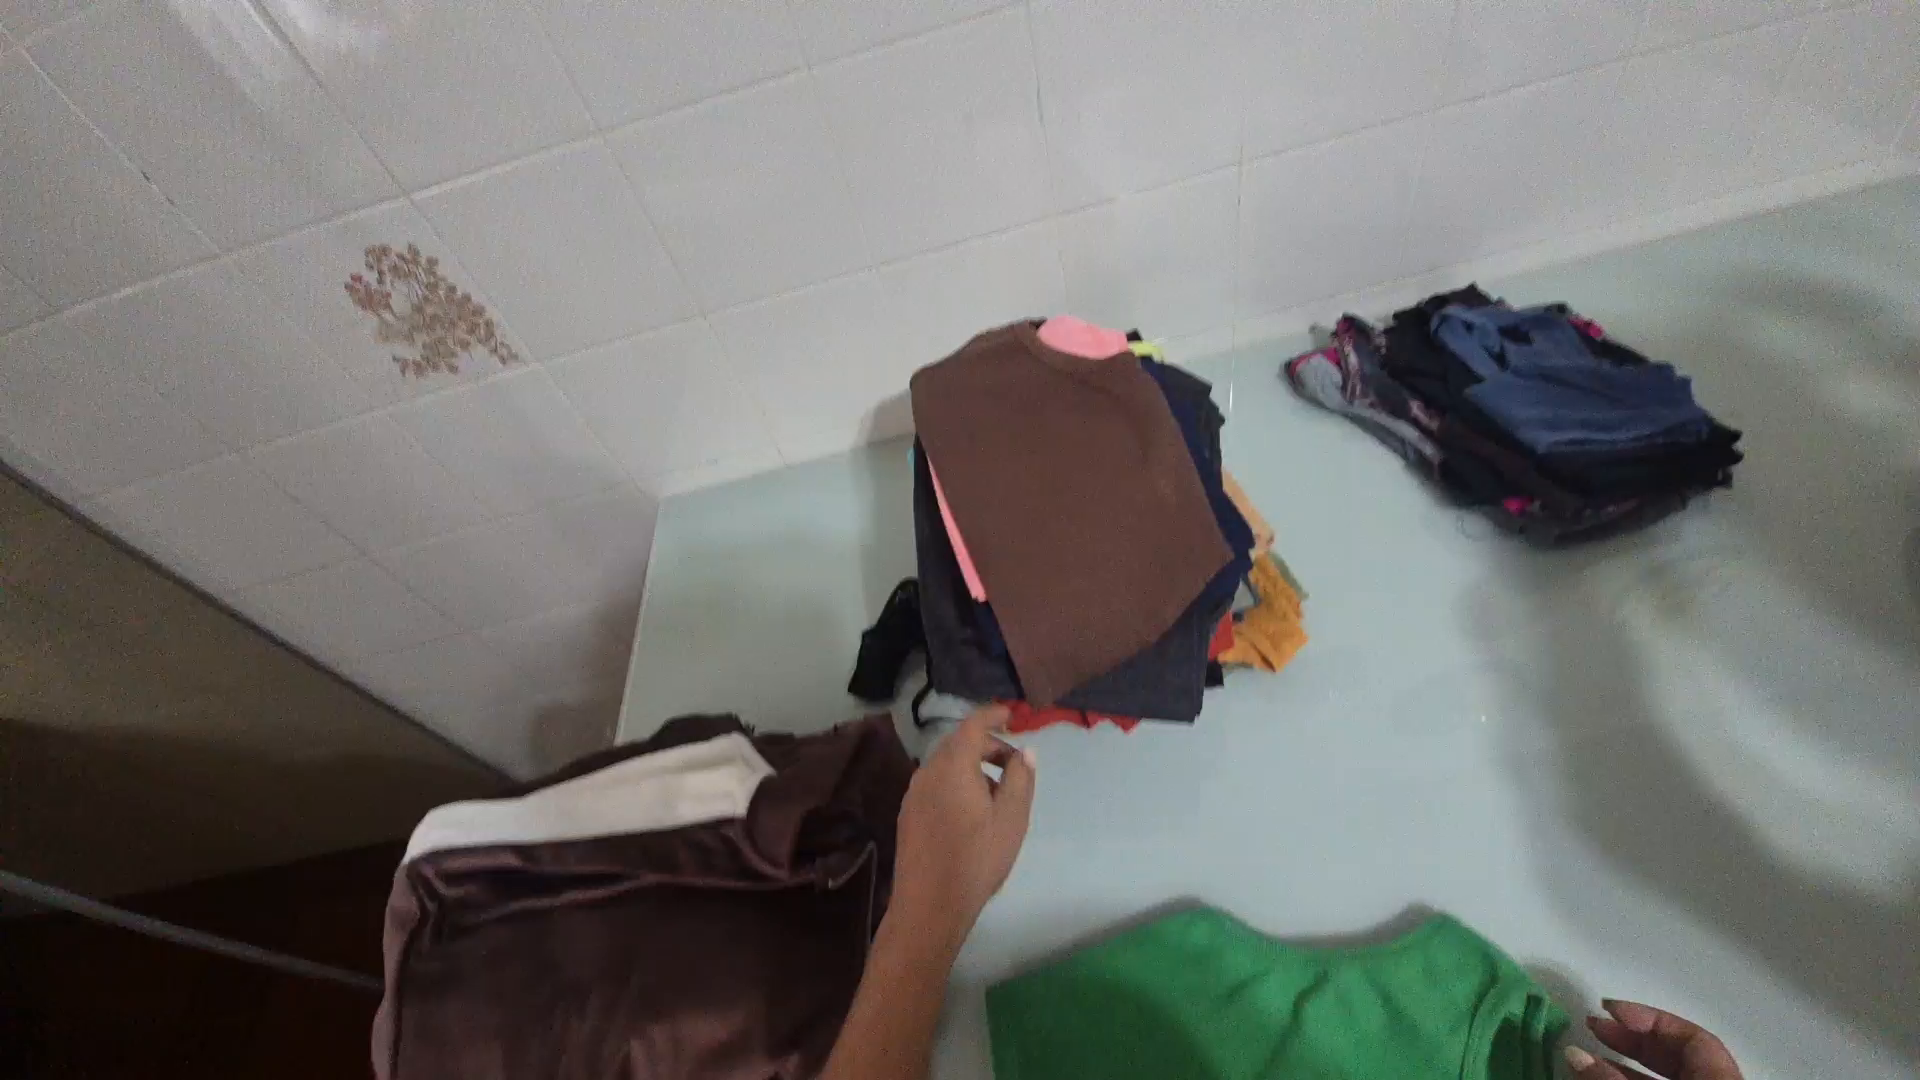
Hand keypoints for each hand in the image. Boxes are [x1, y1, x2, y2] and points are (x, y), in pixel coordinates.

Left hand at [888, 705, 1037, 956]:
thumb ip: (1021, 779)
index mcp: (952, 765)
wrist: (928, 905)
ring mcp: (914, 792)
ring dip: (973, 766)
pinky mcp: (908, 813)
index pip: (972, 724)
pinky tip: (973, 812)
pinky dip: (957, 782)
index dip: (992, 714)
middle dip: (988, 745)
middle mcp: (928, 771)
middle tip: (1014, 763)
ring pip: (946, 765)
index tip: (1012, 714)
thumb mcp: (1011, 819)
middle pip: (959, 743)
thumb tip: (1025, 752)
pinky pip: (936, 783)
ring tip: (998, 792)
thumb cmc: (976, 858)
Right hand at [1565, 1001, 1744, 1079]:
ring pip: (1669, 1074)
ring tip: (1590, 1056)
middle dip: (1632, 1036)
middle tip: (1593, 1026)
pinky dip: (1635, 1079)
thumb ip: (1614, 1079)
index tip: (1607, 1008)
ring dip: (1626, 1061)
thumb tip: (1572, 1052)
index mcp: (1721, 1078)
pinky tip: (1606, 1076)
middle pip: (1678, 1052)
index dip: (1649, 1017)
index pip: (1693, 1036)